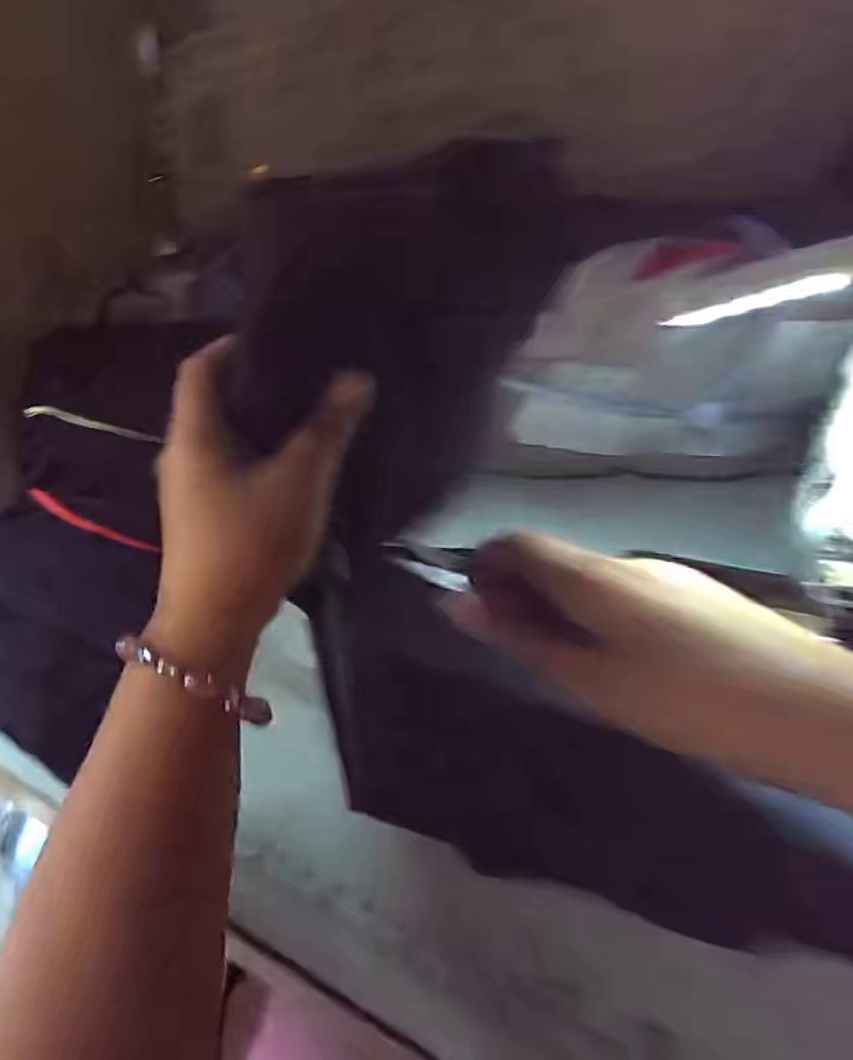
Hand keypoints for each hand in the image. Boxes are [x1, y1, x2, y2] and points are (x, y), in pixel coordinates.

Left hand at [147, 337, 373, 660]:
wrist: (211, 616)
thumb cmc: (250, 542)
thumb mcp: (300, 480)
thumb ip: (326, 427)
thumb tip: (353, 378)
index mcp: (190, 437)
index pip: (196, 371)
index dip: (227, 346)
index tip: (273, 335)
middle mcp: (176, 454)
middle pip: (204, 399)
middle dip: (248, 379)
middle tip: (302, 366)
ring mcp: (181, 483)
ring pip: (213, 432)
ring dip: (250, 415)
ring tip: (303, 401)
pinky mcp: (193, 507)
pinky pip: (217, 460)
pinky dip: (247, 445)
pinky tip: (286, 449)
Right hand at [448, 532, 852, 781]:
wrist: (845, 723)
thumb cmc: (693, 701)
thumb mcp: (585, 678)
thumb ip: (515, 637)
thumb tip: (453, 603)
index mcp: (592, 576)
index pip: (513, 542)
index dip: (485, 568)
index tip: (486, 611)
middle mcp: (632, 564)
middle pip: (553, 561)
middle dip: (524, 594)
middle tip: (528, 647)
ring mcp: (679, 579)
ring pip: (593, 581)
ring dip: (566, 609)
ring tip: (582, 663)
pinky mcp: (713, 600)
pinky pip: (633, 595)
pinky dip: (608, 618)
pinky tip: (636, 665)